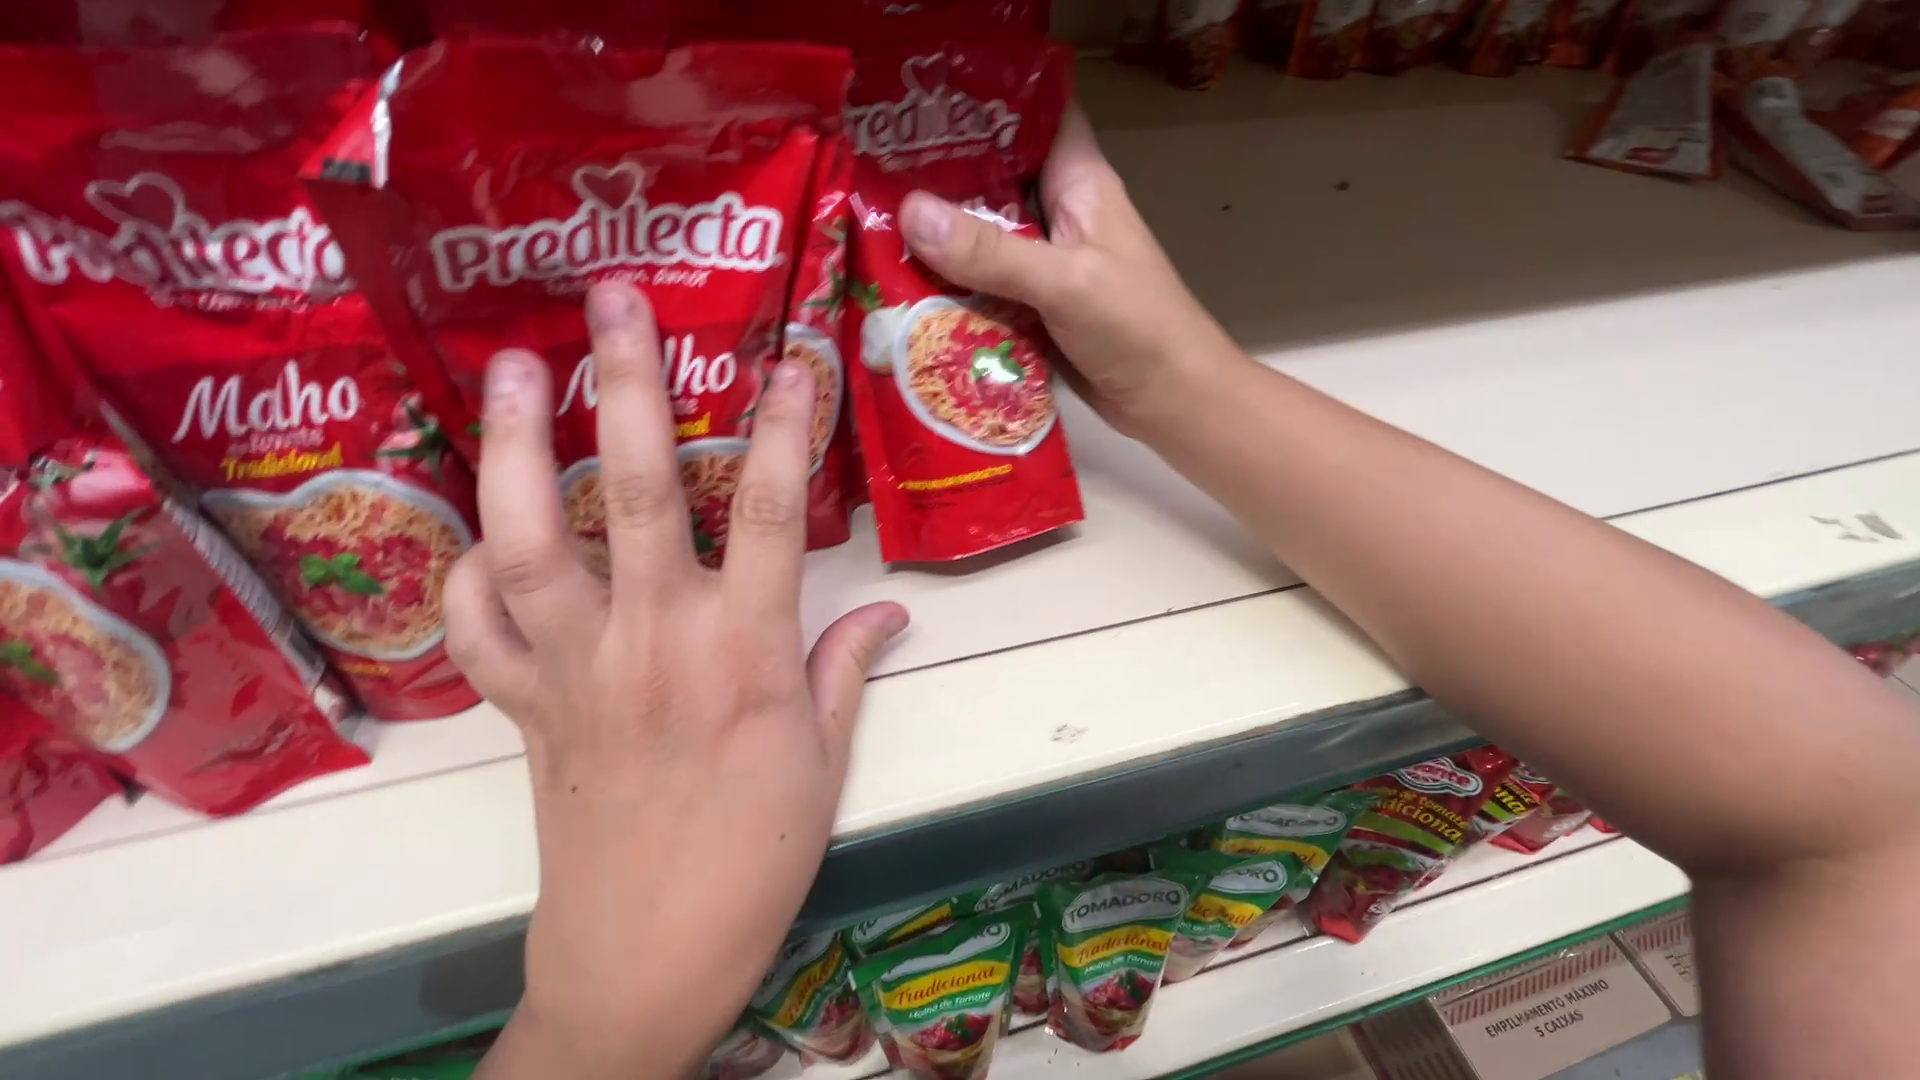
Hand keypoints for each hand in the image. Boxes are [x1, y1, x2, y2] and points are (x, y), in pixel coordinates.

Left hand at [444, 283, 907, 1076]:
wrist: (647, 954)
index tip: (793, 358)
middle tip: (616, 300)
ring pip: (531, 536)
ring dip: (518, 445)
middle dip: (630, 383)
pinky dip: (468, 570)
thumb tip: (890, 610)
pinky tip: (479, 534)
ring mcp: (575, 665)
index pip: (774, 511)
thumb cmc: (756, 855)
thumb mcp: (826, 760)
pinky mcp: (523, 704)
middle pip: (639, 489)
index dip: (787, 426)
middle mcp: (654, 636)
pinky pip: (477, 624)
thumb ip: (846, 669)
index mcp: (744, 651)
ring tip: (517, 370)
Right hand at [897, 102, 1243, 438]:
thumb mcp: (1064, 282)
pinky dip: (950, 289)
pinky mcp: (1033, 310)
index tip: (922, 99)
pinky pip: (983, 288)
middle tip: (871, 171)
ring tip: (867, 225)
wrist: (1170, 402)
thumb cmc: (1136, 327)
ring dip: (937, 239)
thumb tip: (909, 213)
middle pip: (995, 178)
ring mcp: (1045, 266)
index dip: (987, 97)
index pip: (1037, 113)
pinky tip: (902, 288)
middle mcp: (1059, 216)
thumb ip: (990, 252)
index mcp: (1079, 183)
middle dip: (939, 175)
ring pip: (982, 238)